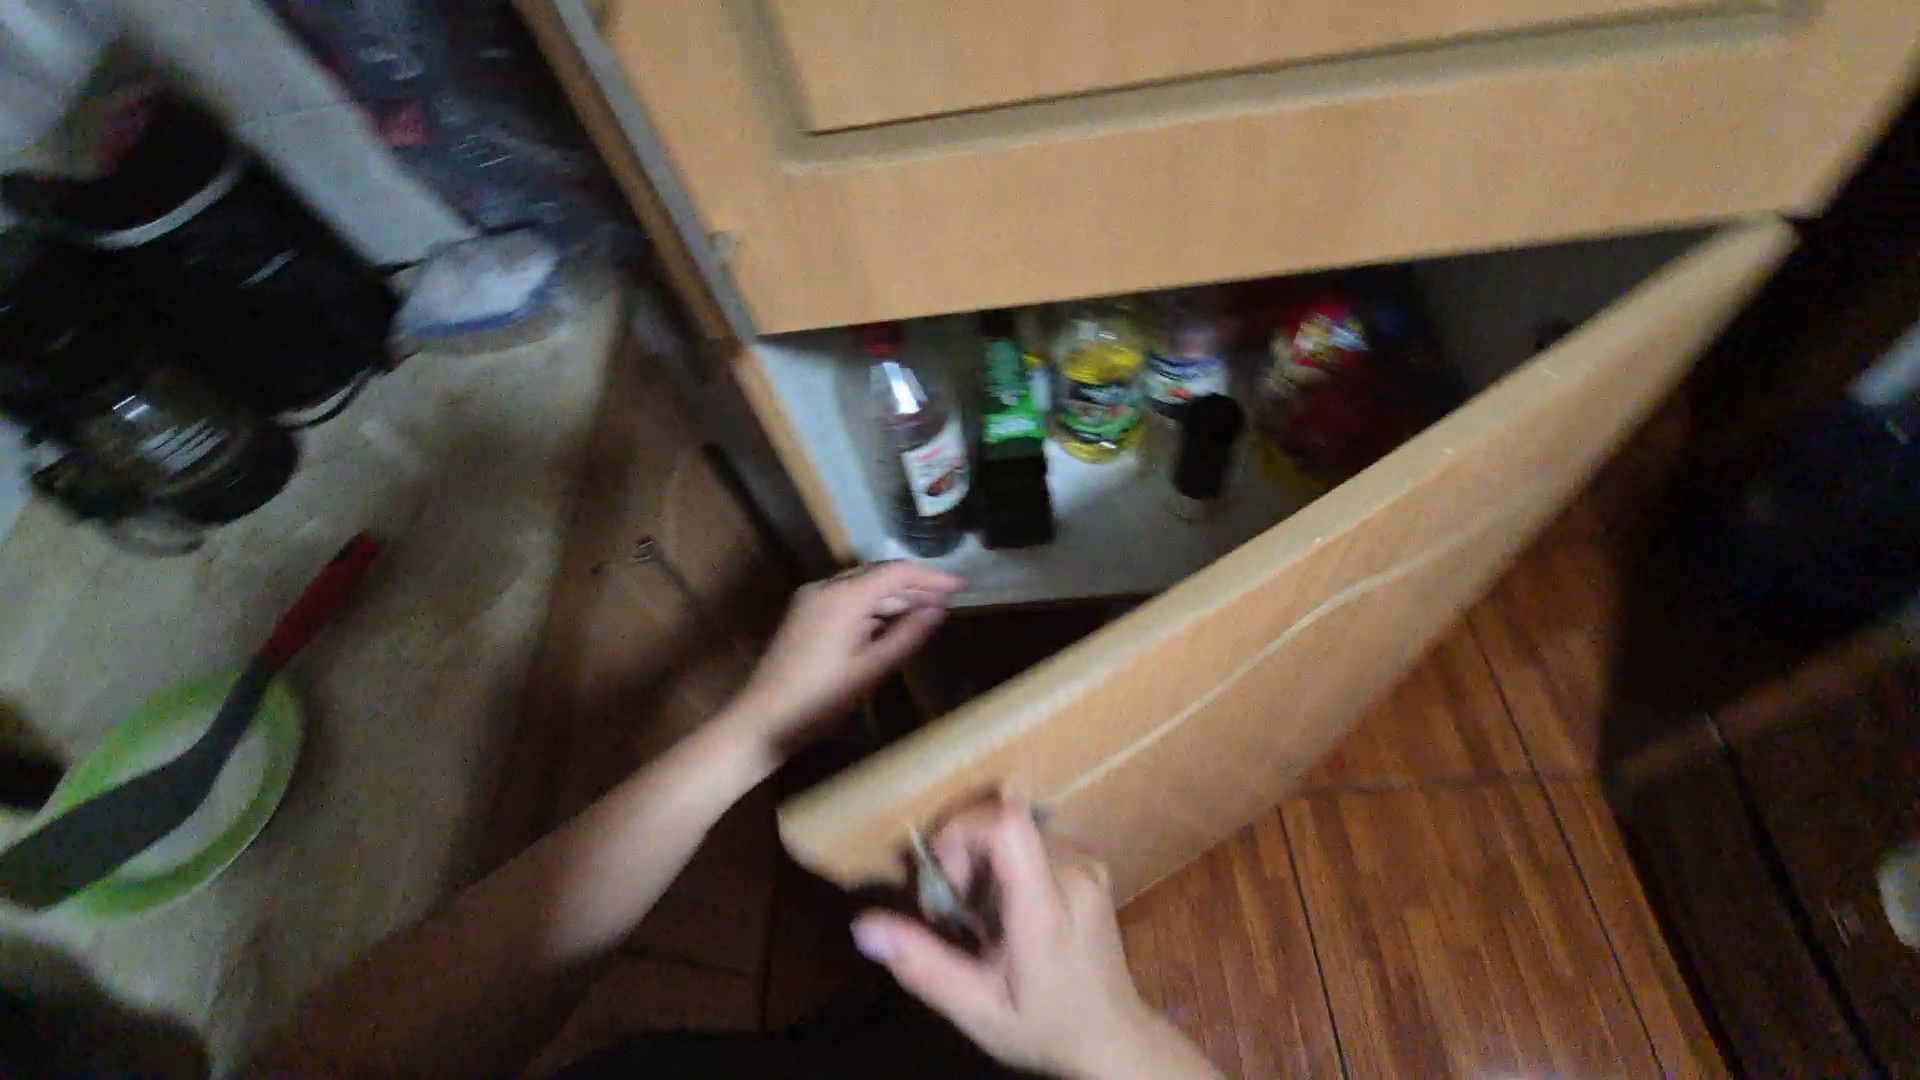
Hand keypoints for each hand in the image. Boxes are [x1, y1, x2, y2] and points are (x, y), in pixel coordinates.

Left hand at [728, 561, 961, 757]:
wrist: (762, 720)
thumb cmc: (821, 699)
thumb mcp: (872, 669)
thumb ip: (907, 635)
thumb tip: (938, 610)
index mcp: (843, 597)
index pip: (895, 572)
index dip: (930, 577)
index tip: (959, 586)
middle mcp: (825, 587)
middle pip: (878, 574)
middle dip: (914, 585)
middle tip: (948, 600)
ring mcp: (812, 598)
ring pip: (862, 586)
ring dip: (894, 597)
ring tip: (927, 611)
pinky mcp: (805, 612)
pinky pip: (846, 598)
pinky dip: (873, 607)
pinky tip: (893, 622)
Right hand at [849, 801, 1220, 1079]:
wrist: (1114, 1038)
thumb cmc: (1045, 1025)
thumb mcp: (977, 1009)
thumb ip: (922, 965)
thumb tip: (864, 926)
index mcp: (1048, 908)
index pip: (1010, 826)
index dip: (964, 829)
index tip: (942, 872)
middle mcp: (1074, 871)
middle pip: (1006, 820)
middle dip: (964, 850)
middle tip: (952, 903)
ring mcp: (1088, 862)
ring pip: (1016, 825)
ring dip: (983, 854)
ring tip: (977, 908)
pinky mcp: (1090, 860)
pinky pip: (1034, 835)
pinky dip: (1006, 856)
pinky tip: (1003, 902)